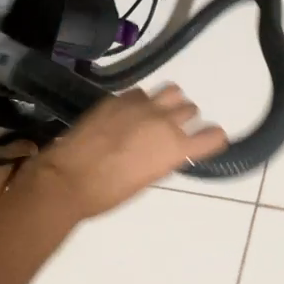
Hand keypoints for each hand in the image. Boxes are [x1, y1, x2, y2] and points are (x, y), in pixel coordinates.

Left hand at [29, 86, 226, 218]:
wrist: (69, 178)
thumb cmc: (109, 193)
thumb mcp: (146, 180)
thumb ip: (162, 158)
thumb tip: (164, 148)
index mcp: (174, 149)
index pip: (212, 136)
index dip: (214, 138)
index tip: (210, 139)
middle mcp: (163, 122)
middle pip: (190, 109)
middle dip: (186, 118)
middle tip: (173, 129)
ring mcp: (140, 106)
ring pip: (171, 91)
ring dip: (169, 101)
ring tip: (156, 112)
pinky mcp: (118, 98)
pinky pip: (140, 92)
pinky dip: (140, 101)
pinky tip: (127, 113)